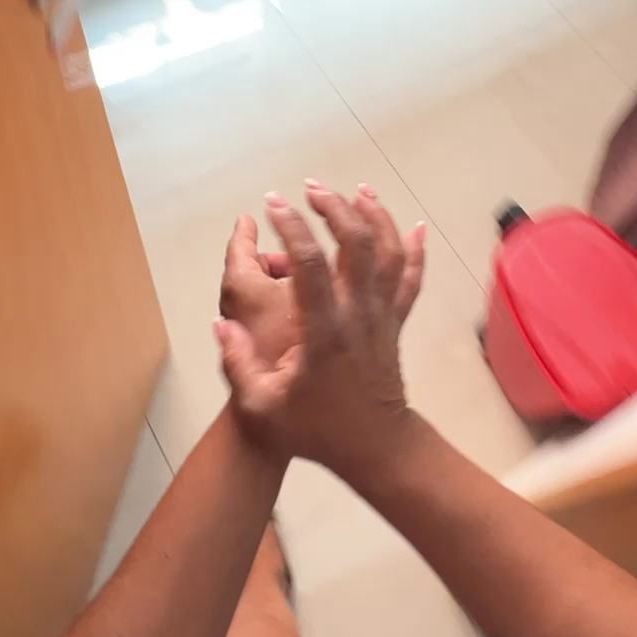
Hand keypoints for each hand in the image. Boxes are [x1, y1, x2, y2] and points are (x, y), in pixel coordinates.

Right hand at [213, 182, 427, 473]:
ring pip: (389, 254)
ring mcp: (383, 315)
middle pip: (357, 244)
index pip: (310, 263)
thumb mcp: (262, 407)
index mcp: (324, 330)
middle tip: (311, 189)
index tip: (274, 203)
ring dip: (376, 217)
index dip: (292, 226)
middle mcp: (359, 313)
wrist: (375, 448)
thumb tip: (220, 322)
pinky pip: (411, 280)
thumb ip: (237, 363)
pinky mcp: (396, 322)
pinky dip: (415, 250)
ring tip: (358, 191)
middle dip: (336, 208)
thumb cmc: (316, 429)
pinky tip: (416, 226)